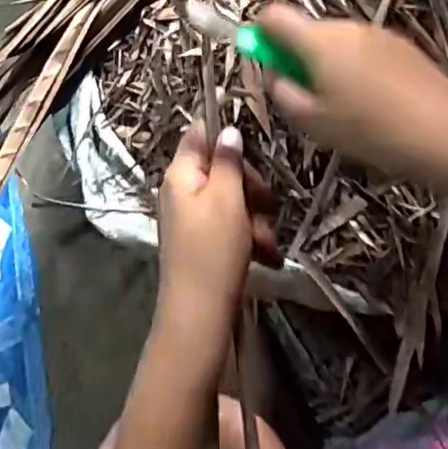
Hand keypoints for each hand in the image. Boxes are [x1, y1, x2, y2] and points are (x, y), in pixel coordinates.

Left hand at [157, 122, 279, 325]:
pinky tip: (266, 257)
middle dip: (251, 187)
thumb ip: (229, 161)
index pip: (199, 133)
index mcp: (180, 173)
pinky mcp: (203, 243)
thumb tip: (228, 130)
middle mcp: (182, 190)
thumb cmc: (212, 251)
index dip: (226, 137)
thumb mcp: (226, 199)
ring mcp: (192, 218)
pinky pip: (231, 226)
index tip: (252, 151)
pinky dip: (249, 237)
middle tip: (267, 204)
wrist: (199, 318)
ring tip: (267, 243)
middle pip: (222, 169)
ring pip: (233, 200)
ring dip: (256, 217)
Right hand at [258, 3, 447, 186]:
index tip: (268, 63)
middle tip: (306, 98)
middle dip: (297, 57)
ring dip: (327, 65)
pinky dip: (355, 69)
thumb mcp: (313, 122)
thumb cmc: (373, 131)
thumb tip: (275, 75)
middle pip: (305, 30)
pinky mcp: (401, 46)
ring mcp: (376, 34)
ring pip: (335, 42)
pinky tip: (373, 105)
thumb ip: (282, 92)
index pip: (272, 15)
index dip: (261, 35)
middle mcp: (345, 27)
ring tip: (344, 108)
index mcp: (317, 40)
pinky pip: (362, 51)